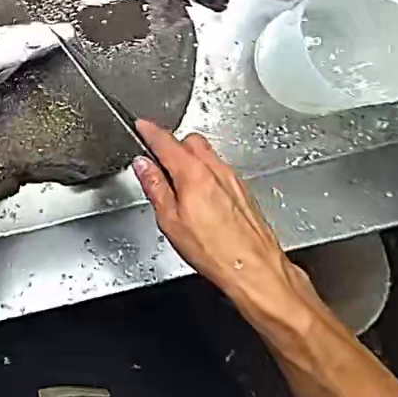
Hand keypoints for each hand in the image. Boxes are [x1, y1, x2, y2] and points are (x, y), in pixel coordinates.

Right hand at [132, 120, 329, 336]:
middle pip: (190, 141)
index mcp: (193, 173)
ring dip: (189, 157)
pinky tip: (199, 192)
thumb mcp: (170, 220)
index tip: (142, 126)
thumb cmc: (214, 251)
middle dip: (172, 143)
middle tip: (156, 155)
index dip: (150, 131)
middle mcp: (216, 170)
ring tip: (175, 178)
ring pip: (207, 154)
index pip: (167, 141)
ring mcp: (233, 180)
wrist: (256, 270)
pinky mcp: (243, 191)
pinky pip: (219, 169)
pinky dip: (205, 170)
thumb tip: (143, 165)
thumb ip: (155, 187)